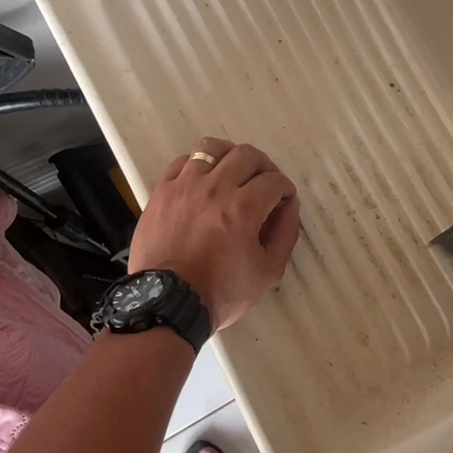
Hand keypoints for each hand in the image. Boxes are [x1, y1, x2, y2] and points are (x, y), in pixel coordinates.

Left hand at [127, 137, 301, 330]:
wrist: (166, 303)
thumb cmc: (220, 292)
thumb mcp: (267, 272)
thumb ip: (285, 234)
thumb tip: (290, 206)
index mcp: (243, 209)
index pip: (275, 180)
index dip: (285, 189)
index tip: (283, 201)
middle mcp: (215, 189)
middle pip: (247, 155)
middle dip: (265, 167)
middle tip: (265, 184)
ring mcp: (184, 187)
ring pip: (213, 148)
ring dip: (231, 157)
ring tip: (233, 173)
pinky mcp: (161, 192)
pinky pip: (182, 161)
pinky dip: (198, 164)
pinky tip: (203, 180)